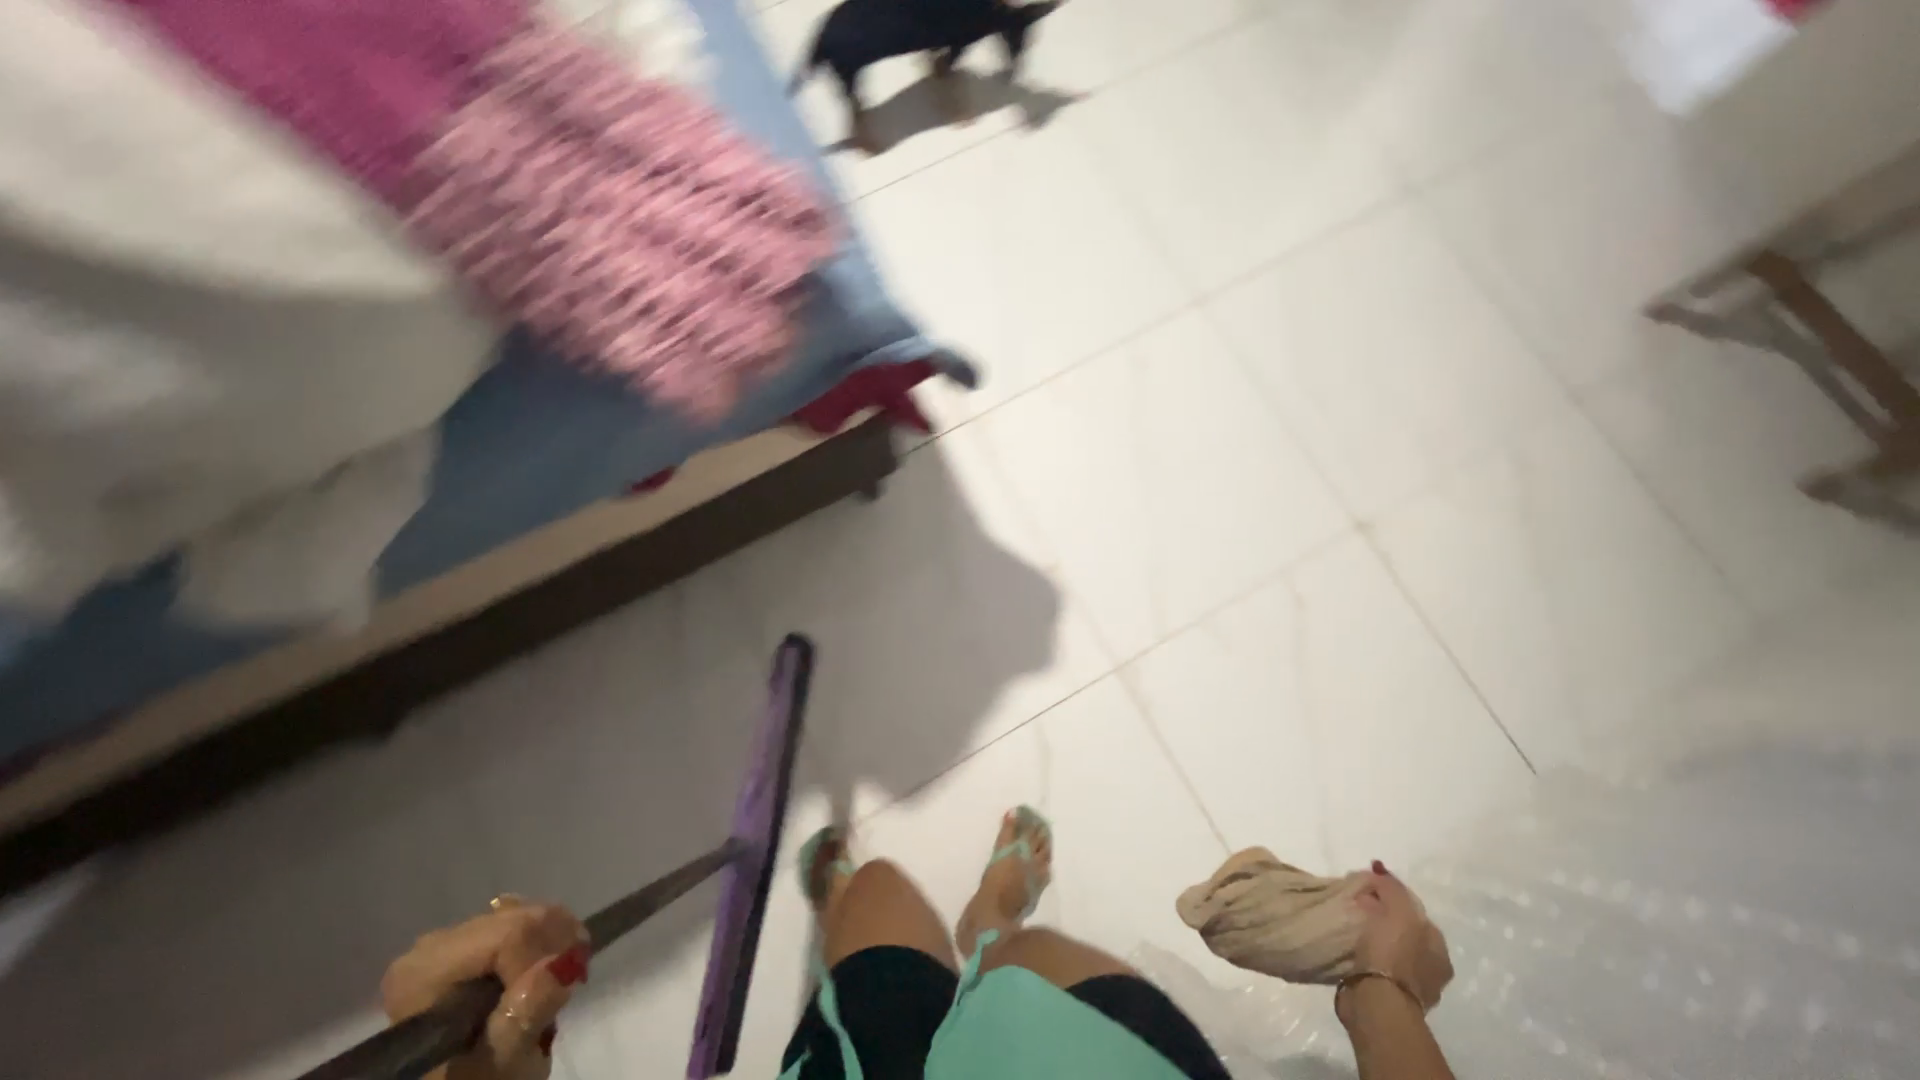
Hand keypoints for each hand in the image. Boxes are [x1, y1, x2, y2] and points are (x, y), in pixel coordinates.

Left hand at [380, 899, 589, 1079]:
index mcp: (426, 971)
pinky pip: (513, 924)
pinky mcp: (461, 948)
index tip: (572, 986)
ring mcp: (445, 944)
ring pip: (520, 916)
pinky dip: (539, 943)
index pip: (508, 934)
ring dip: (551, 944)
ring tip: (559, 983)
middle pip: (516, 919)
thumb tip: (562, 964)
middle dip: (556, 943)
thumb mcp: (500, 1064)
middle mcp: (430, 946)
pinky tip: (542, 973)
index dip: (549, 953)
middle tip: (575, 981)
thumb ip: (524, 1016)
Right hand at [1350, 864, 1451, 1011]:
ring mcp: (1412, 987)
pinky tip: (1350, 951)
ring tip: (1349, 929)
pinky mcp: (1389, 999)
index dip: (1391, 897)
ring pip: (1390, 950)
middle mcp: (1432, 967)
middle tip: (1356, 907)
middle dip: (1383, 917)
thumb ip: (1391, 887)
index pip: (1415, 912)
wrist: (1377, 1003)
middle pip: (1403, 931)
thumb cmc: (1391, 953)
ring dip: (1374, 939)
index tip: (1366, 890)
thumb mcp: (1396, 910)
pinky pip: (1377, 967)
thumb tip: (1380, 869)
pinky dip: (1366, 958)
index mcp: (1439, 946)